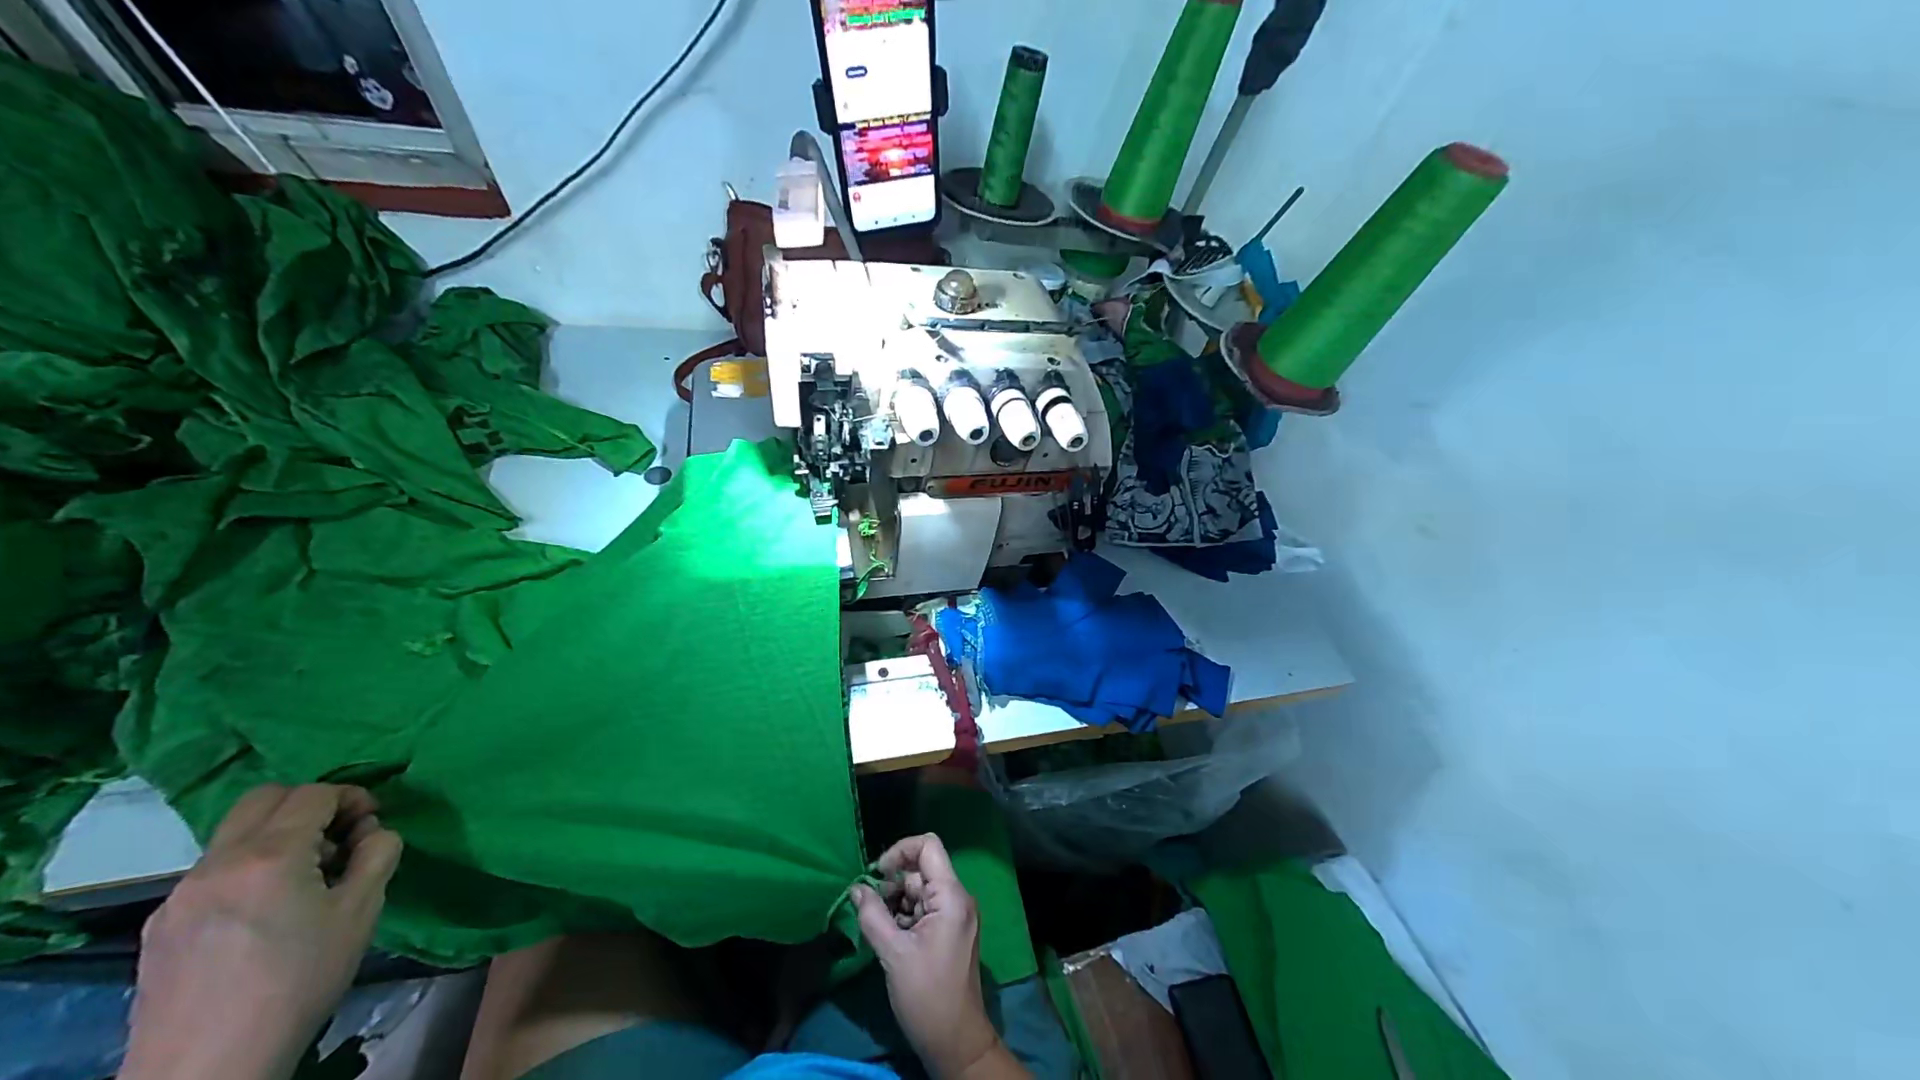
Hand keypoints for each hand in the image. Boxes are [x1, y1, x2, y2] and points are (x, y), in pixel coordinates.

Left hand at [121, 784, 403, 1079]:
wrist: (207, 1065)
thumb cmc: (299, 980)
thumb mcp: (362, 911)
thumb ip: (377, 855)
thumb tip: (371, 832)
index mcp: (269, 856)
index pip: (314, 794)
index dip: (351, 797)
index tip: (370, 822)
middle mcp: (217, 863)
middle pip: (264, 799)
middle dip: (309, 804)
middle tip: (338, 836)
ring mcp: (180, 894)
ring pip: (235, 834)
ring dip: (277, 836)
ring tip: (304, 879)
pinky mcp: (161, 924)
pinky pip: (213, 871)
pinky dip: (248, 869)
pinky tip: (265, 911)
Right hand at [851, 833, 1014, 1079]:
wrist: (956, 1042)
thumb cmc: (926, 995)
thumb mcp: (893, 953)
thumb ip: (872, 915)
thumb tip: (856, 888)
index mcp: (951, 896)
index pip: (928, 846)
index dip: (900, 851)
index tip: (877, 875)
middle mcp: (957, 899)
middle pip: (921, 870)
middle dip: (892, 884)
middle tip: (871, 910)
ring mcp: (954, 916)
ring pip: (919, 891)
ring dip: (895, 903)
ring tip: (878, 928)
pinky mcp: (949, 932)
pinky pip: (923, 910)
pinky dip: (904, 917)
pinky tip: (888, 938)